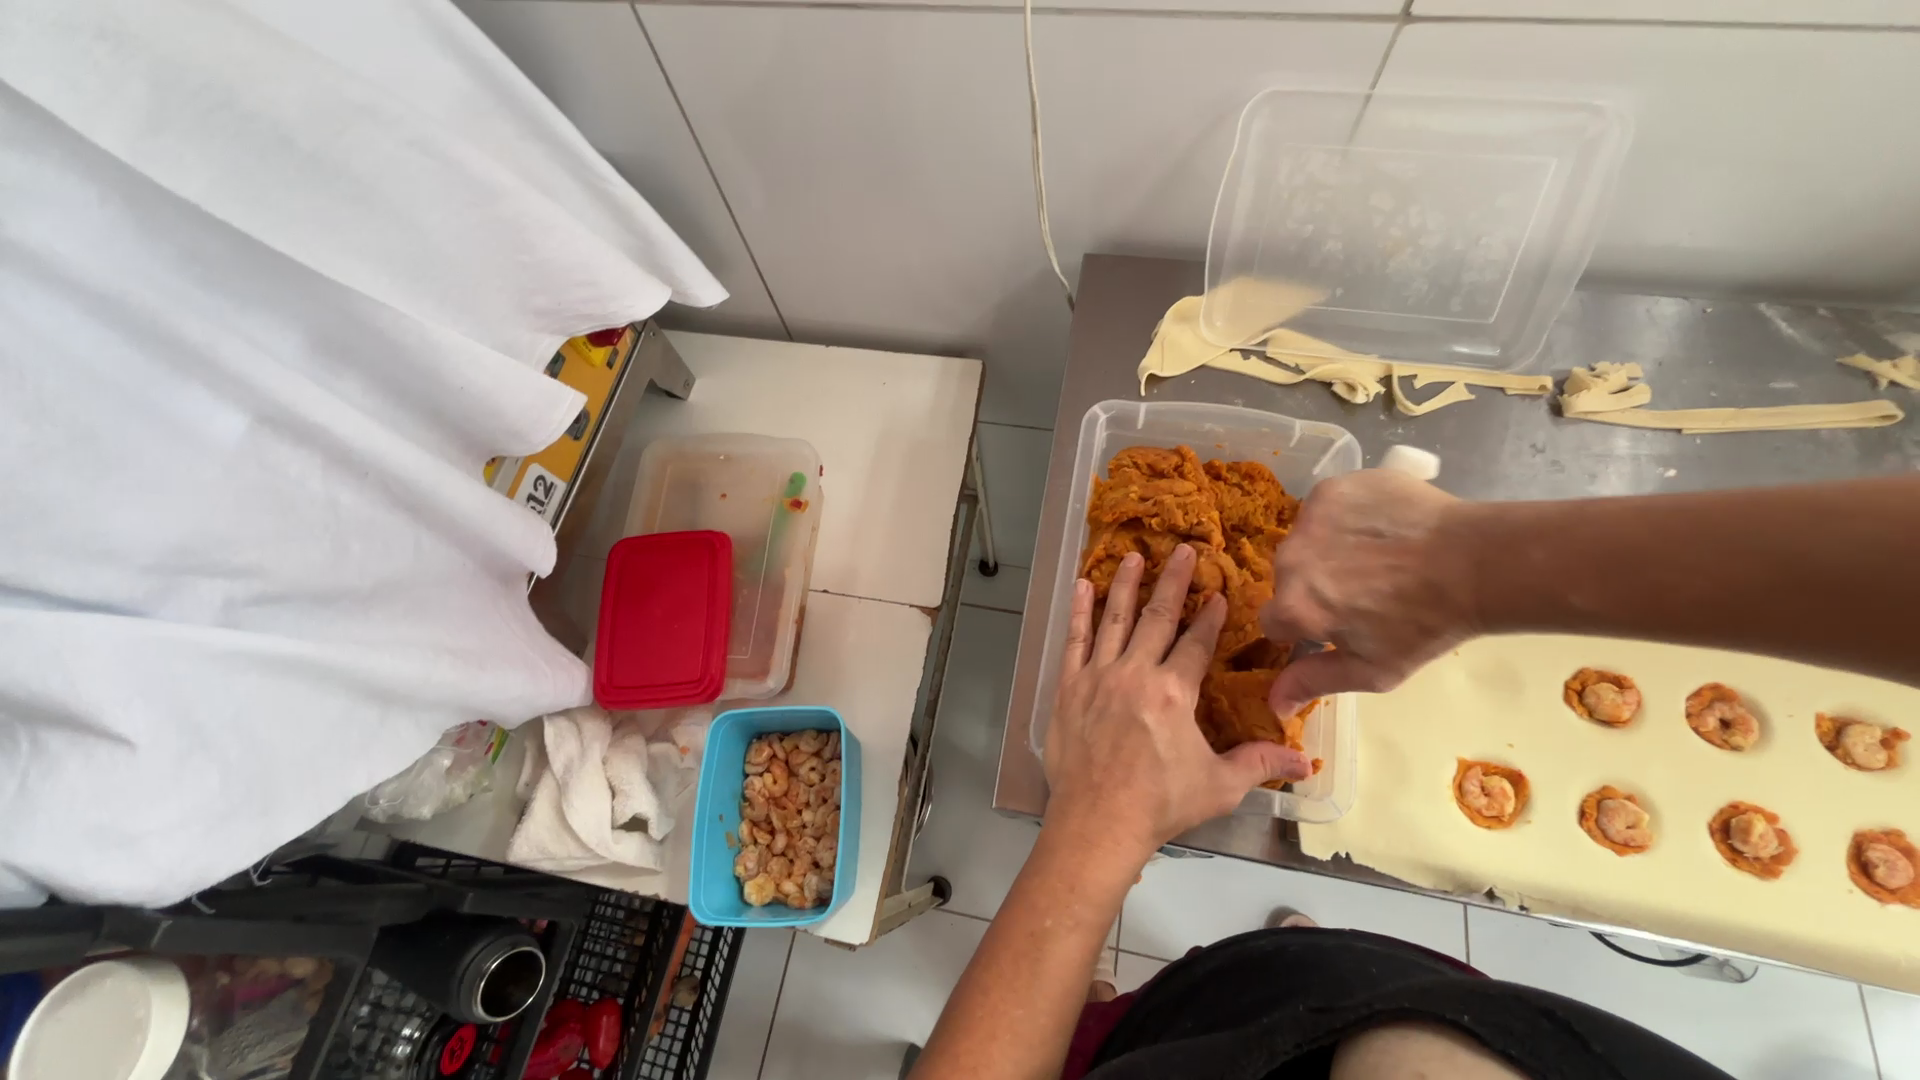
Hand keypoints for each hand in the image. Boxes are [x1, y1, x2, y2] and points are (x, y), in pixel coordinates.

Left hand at [1044, 544, 1313, 861]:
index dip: (1210, 617)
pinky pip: (1074, 640)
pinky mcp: (1069, 687)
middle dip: (1173, 581)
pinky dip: (1079, 612)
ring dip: (1124, 585)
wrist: (1098, 820)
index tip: (1218, 594)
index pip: (1196, 643)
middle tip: (1181, 550)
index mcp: (1173, 691)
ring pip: (1113, 619)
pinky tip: (1082, 587)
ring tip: (1132, 556)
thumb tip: (1306, 761)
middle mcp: (1135, 673)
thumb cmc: (1160, 803)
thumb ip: (1258, 763)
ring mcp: (1098, 676)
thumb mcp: (1219, 786)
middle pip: (1157, 617)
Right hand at [1260, 469, 1474, 716]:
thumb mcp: (1372, 669)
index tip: (1335, 623)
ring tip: (1374, 555)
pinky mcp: (1332, 488)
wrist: (1477, 562)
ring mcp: (1309, 519)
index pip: (1274, 621)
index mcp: (1295, 606)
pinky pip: (1323, 508)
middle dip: (1313, 586)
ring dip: (1325, 550)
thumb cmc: (1425, 624)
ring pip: (1304, 541)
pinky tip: (1378, 528)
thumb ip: (1315, 682)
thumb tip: (1273, 704)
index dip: (1303, 626)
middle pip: (1287, 578)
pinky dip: (1343, 517)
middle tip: (1361, 590)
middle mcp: (1290, 559)